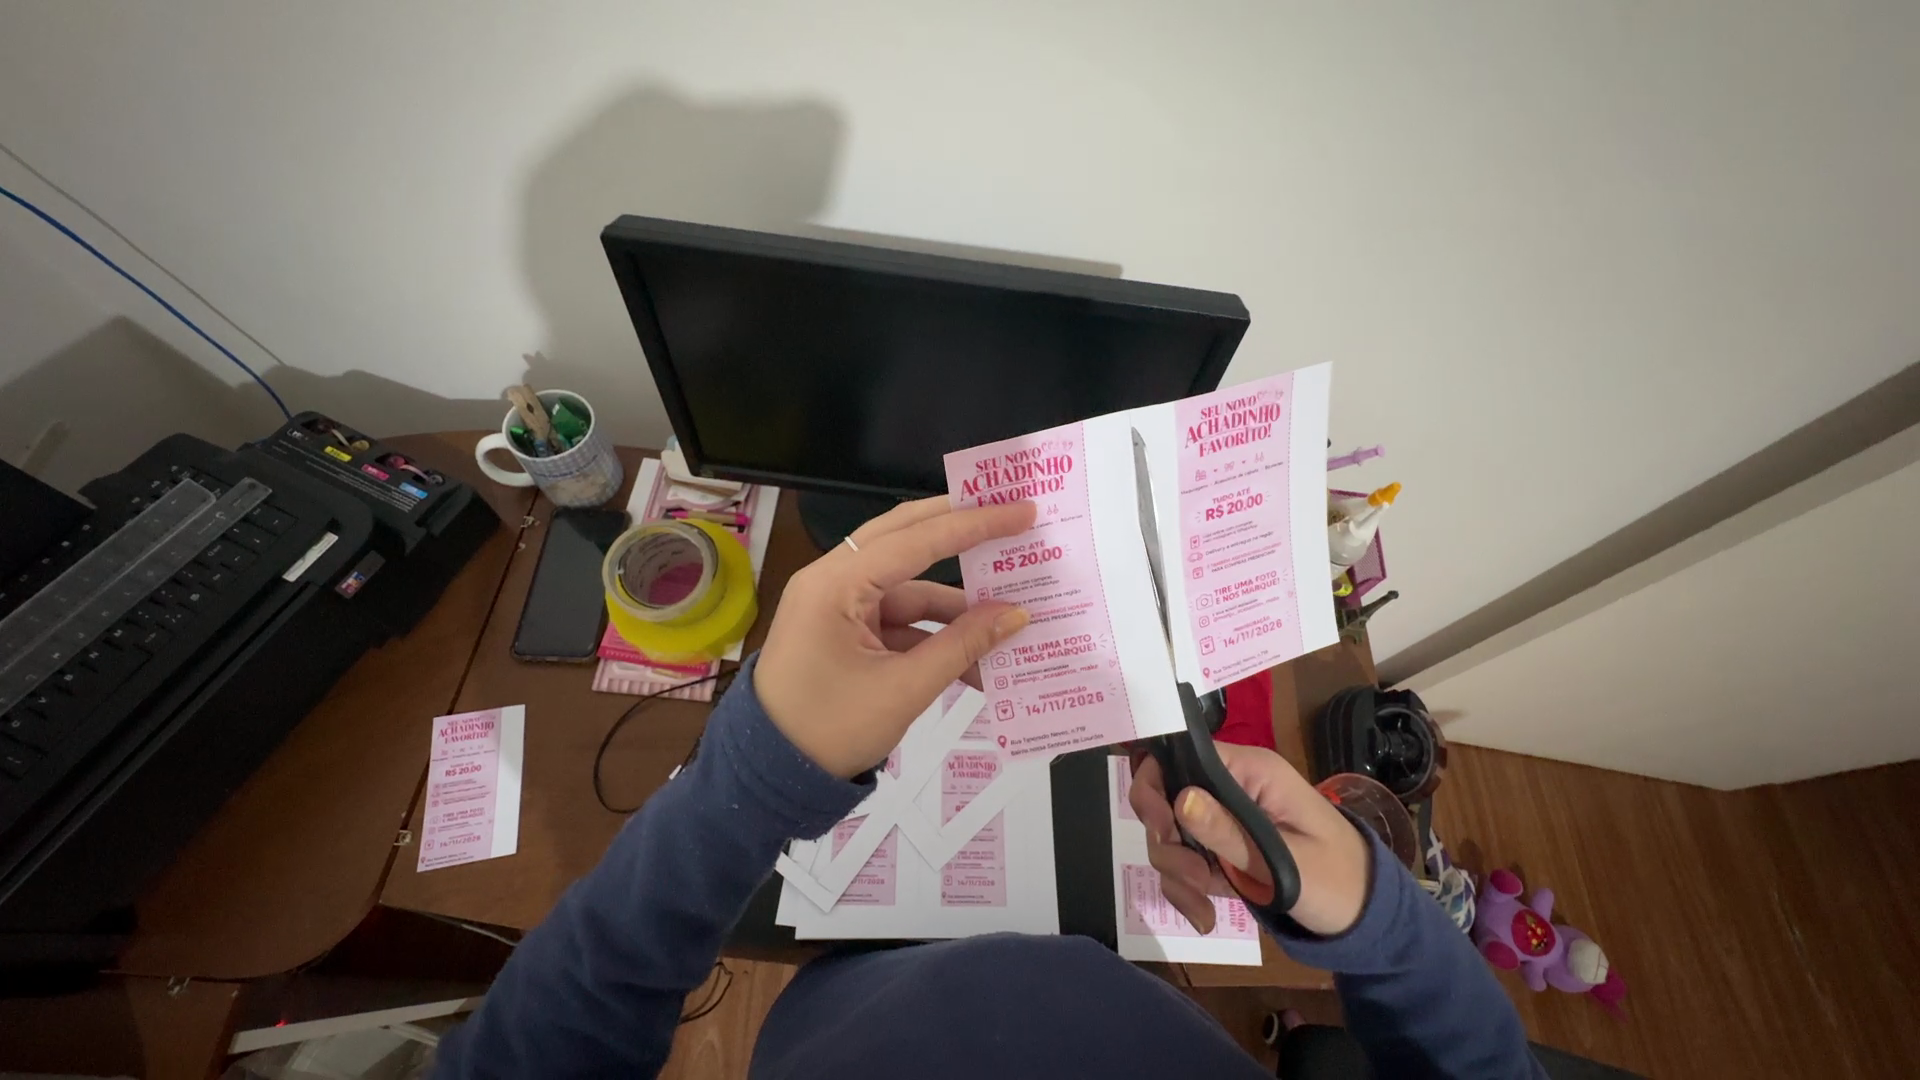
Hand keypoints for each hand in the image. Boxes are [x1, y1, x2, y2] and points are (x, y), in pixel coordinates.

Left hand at [755, 496, 1036, 777]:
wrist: (771, 777)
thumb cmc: (829, 731)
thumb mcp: (904, 690)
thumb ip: (963, 646)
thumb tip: (1016, 616)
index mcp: (835, 584)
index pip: (916, 539)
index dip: (973, 524)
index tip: (1020, 511)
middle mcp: (833, 581)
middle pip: (906, 540)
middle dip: (960, 532)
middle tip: (1012, 520)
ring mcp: (838, 605)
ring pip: (909, 588)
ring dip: (955, 608)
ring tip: (1009, 620)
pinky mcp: (844, 630)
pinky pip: (899, 619)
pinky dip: (935, 635)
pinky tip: (975, 658)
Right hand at [1129, 741, 1369, 936]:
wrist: (1368, 922)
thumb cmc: (1340, 882)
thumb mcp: (1286, 862)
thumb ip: (1230, 832)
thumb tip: (1180, 798)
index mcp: (1250, 772)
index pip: (1182, 754)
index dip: (1156, 784)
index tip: (1160, 828)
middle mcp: (1230, 786)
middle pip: (1164, 795)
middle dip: (1166, 840)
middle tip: (1191, 875)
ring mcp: (1222, 818)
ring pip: (1168, 833)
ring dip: (1176, 872)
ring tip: (1204, 906)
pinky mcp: (1219, 848)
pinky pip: (1181, 860)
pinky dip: (1184, 889)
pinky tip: (1204, 915)